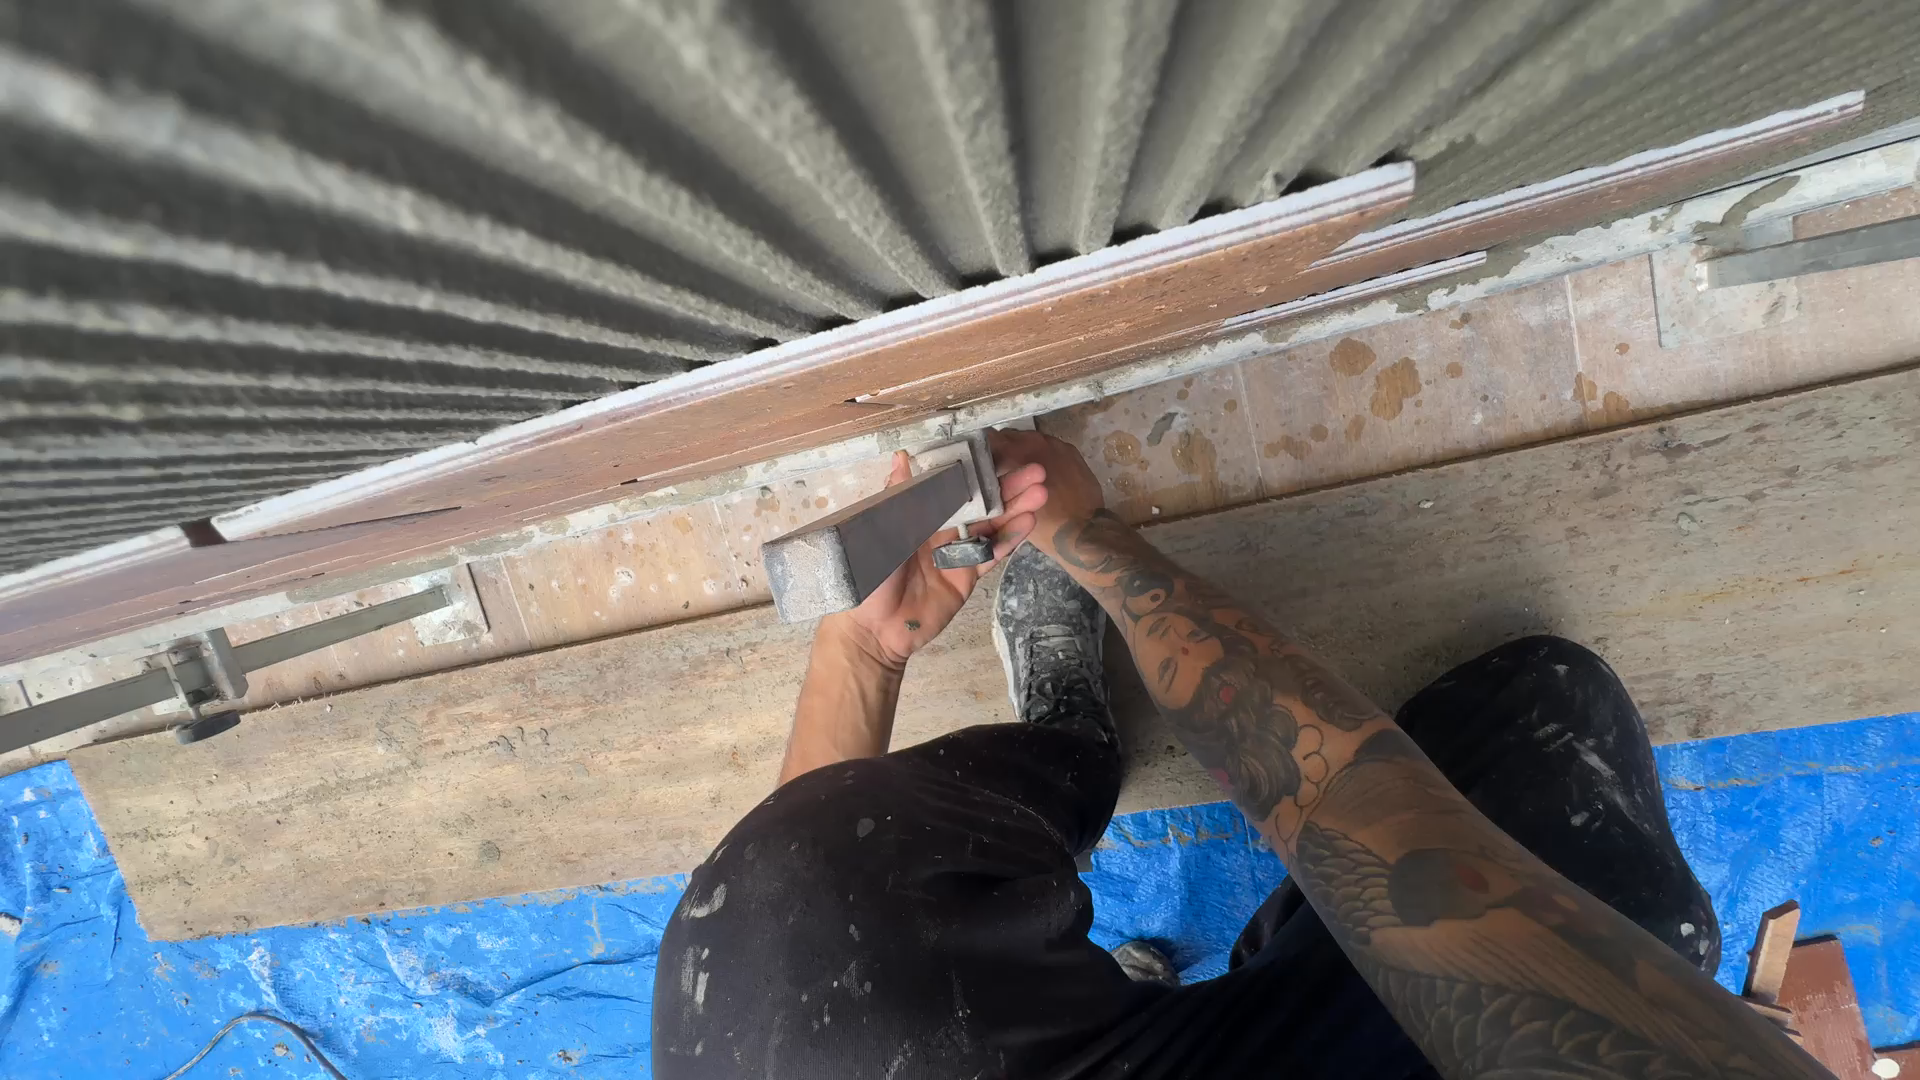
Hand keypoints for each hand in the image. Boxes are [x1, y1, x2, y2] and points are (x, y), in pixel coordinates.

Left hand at [836, 445, 1047, 666]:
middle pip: (980, 504)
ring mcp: (956, 552)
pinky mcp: (966, 576)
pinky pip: (990, 555)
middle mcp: (941, 528)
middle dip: (1007, 488)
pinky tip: (1028, 523)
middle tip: (1036, 473)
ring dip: (1015, 509)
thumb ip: (897, 495)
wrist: (873, 627)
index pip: (955, 486)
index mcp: (919, 513)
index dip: (978, 472)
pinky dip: (1009, 540)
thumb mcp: (878, 529)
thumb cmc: (869, 573)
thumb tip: (901, 455)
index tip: (1002, 455)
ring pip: (991, 526)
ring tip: (1041, 494)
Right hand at [980, 428, 1104, 537]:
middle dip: (1003, 448)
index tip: (982, 463)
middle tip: (1001, 468)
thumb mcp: (1009, 511)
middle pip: (1009, 436)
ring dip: (1023, 450)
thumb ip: (997, 487)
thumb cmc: (1043, 525)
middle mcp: (1032, 442)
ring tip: (1023, 471)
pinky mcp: (1071, 450)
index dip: (984, 450)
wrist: (1084, 530)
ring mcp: (1054, 444)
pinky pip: (1049, 445)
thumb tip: (990, 476)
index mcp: (1013, 454)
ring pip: (1030, 439)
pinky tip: (1044, 473)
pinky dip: (1043, 454)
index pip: (989, 439)